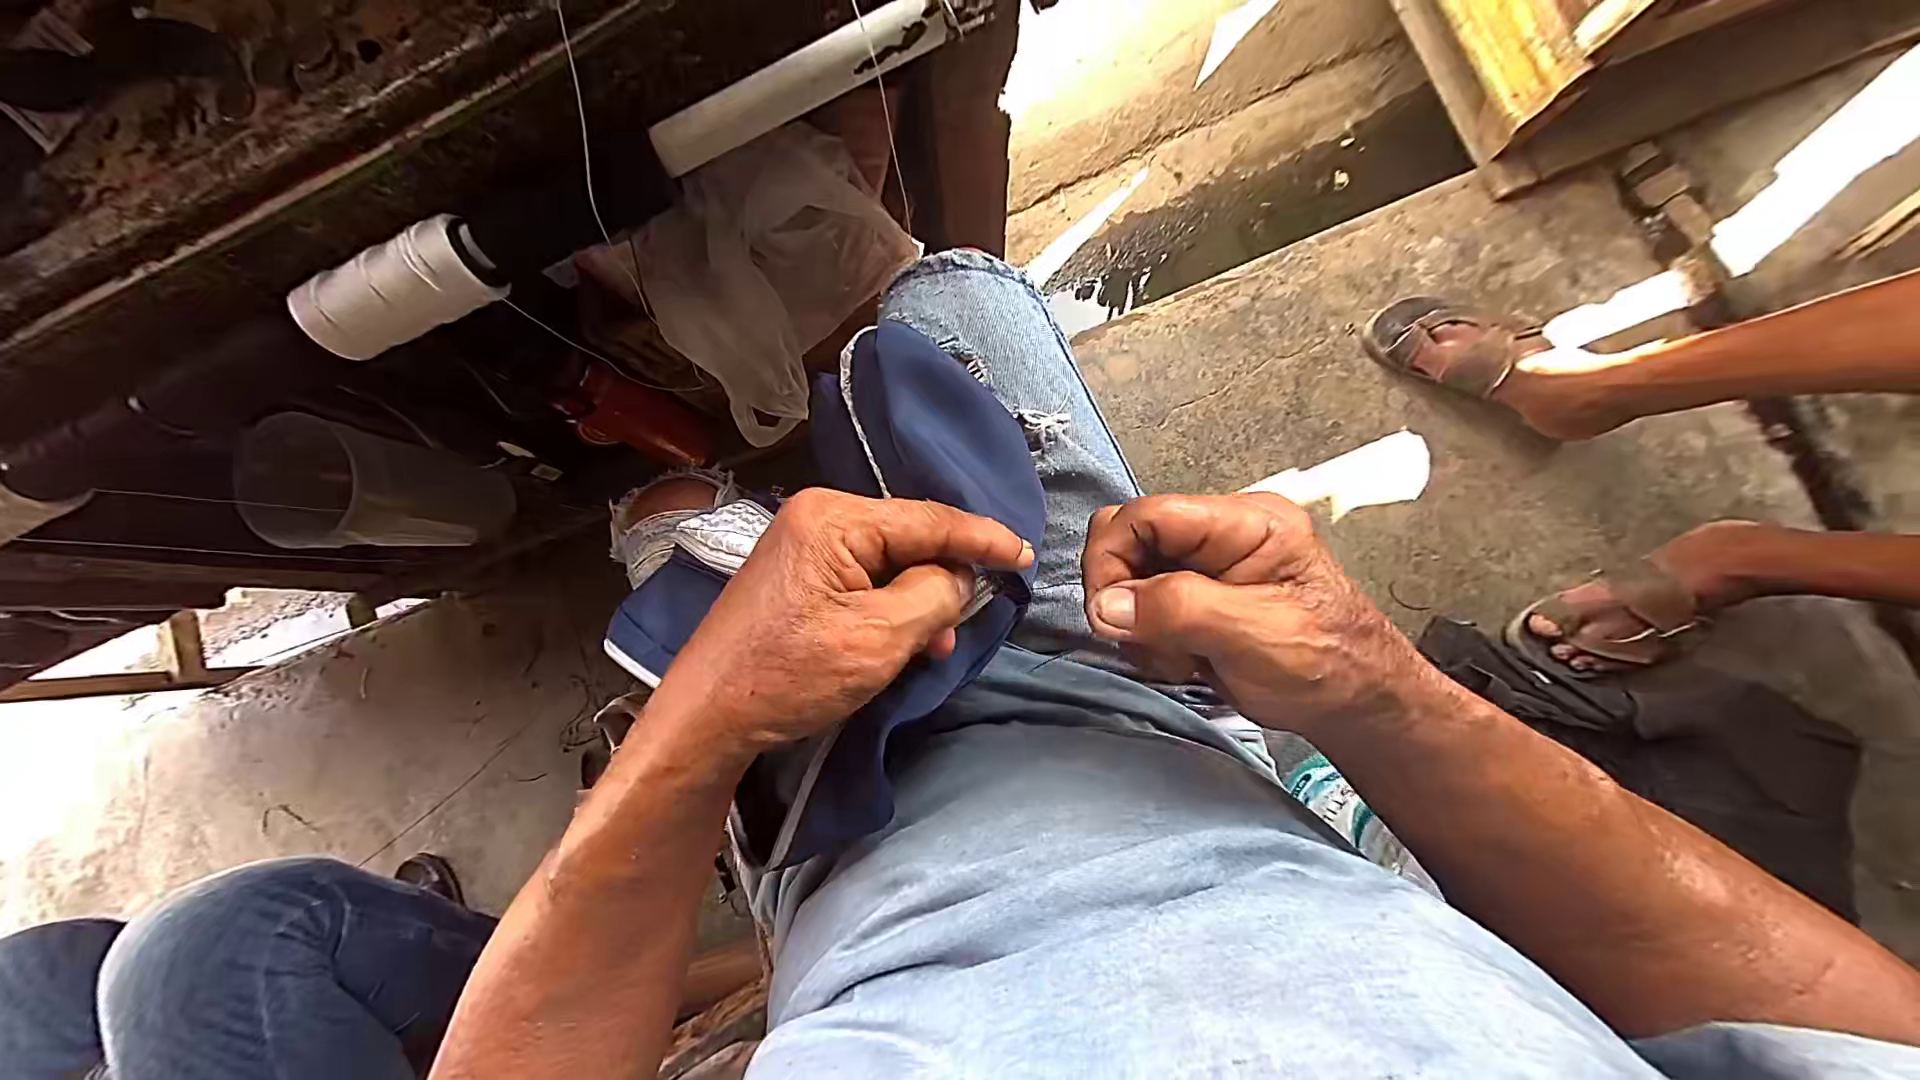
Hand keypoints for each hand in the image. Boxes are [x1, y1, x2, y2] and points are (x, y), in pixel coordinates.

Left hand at [648, 488, 1031, 760]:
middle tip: (972, 614)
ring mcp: (807, 545)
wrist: (705, 719)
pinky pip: (866, 580)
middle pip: (910, 539)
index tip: (1024, 554)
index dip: (983, 538)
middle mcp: (820, 518)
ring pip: (891, 563)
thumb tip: (961, 576)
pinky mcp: (802, 575)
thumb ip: (934, 595)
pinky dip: (892, 608)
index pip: (929, 520)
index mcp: (835, 519)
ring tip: (935, 642)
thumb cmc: (787, 677)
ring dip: (920, 600)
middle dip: (946, 577)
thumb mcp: (878, 638)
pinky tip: (905, 640)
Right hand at [1082, 493, 1439, 735]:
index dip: (1113, 556)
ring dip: (1137, 624)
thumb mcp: (1255, 633)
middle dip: (1122, 593)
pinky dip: (1145, 637)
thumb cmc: (1328, 664)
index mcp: (1243, 522)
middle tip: (1146, 637)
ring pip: (1126, 576)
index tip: (1109, 611)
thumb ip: (1178, 610)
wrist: (1354, 704)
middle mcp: (1216, 534)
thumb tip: (1104, 605)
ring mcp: (1202, 565)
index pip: (1146, 514)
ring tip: (1180, 656)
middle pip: (1127, 539)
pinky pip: (1138, 605)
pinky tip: (1181, 659)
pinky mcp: (1191, 596)